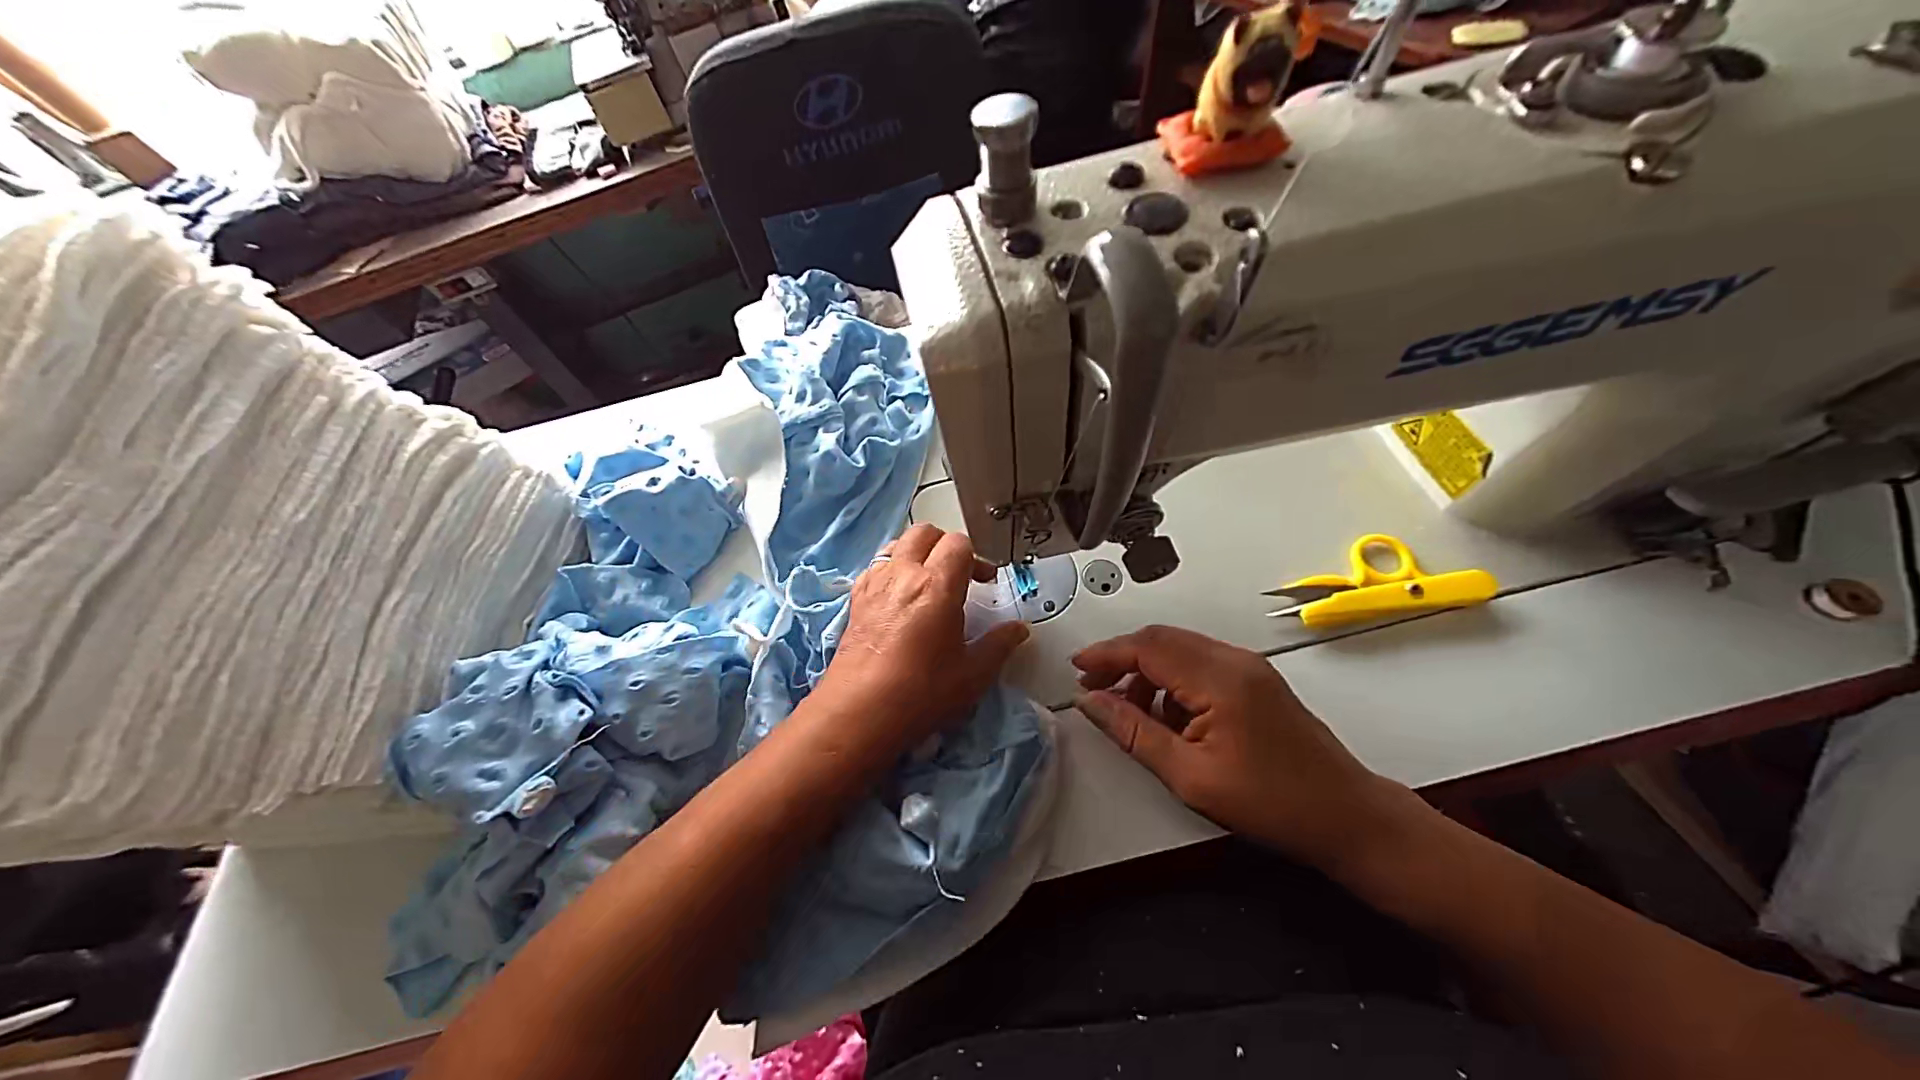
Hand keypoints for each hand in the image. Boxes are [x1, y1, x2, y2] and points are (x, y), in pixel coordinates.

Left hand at [814, 524, 1030, 755]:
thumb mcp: (973, 674)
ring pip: (896, 545)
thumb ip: (998, 645)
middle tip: (958, 572)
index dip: (976, 558)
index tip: (984, 582)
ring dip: (916, 553)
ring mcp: (874, 585)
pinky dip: (891, 570)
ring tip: (928, 580)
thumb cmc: (920, 693)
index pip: (959, 544)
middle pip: (924, 533)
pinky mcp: (855, 600)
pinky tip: (899, 598)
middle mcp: (903, 575)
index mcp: (937, 586)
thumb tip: (1017, 630)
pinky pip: (875, 567)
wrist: (859, 712)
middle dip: (945, 545)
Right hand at [1073, 625, 1417, 871]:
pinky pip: (1200, 663)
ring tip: (1127, 709)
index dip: (1106, 654)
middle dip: (1122, 659)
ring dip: (1146, 671)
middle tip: (1094, 686)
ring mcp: (1249, 667)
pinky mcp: (1255, 679)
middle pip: (1162, 639)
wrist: (1346, 816)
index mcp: (1221, 680)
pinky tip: (1165, 716)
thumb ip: (1132, 732)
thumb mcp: (1189, 775)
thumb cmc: (1275, 803)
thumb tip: (1092, 703)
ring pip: (1179, 649)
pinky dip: (1172, 680)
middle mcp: (1236, 661)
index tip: (1078, 667)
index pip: (1147, 647)